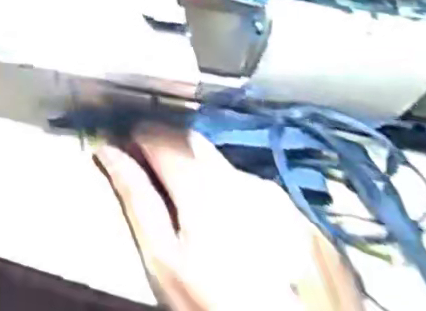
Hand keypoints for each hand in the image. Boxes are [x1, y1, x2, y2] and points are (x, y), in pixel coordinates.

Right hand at [94, 126, 361, 310]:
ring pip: (230, 171)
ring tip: (196, 217)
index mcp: (205, 184)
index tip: (121, 153)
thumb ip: (136, 200)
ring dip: (204, 178)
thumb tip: (108, 151)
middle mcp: (248, 181)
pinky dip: (242, 206)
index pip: (157, 133)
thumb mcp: (165, 264)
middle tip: (151, 180)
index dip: (133, 138)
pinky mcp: (317, 232)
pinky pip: (266, 201)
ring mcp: (288, 205)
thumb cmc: (219, 310)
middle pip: (194, 143)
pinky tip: (242, 242)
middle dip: (167, 151)